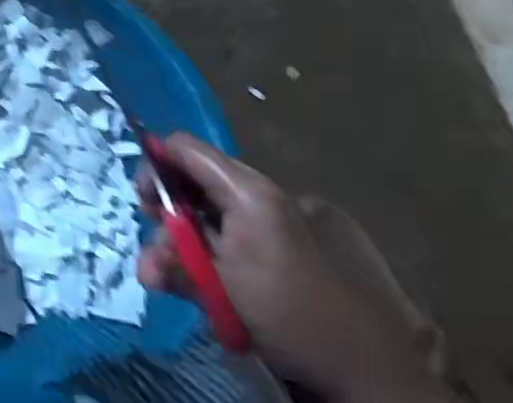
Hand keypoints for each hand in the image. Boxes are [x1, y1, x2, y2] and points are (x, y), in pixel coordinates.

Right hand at [138, 134, 448, 401]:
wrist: (371, 365)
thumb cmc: (291, 314)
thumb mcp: (224, 292)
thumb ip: (177, 267)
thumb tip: (142, 265)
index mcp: (247, 189)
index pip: (185, 148)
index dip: (156, 166)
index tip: (145, 204)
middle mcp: (260, 192)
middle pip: (196, 181)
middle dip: (171, 213)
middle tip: (161, 250)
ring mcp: (275, 217)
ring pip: (213, 210)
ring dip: (191, 239)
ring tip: (187, 279)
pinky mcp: (284, 243)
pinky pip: (235, 231)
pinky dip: (216, 251)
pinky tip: (216, 285)